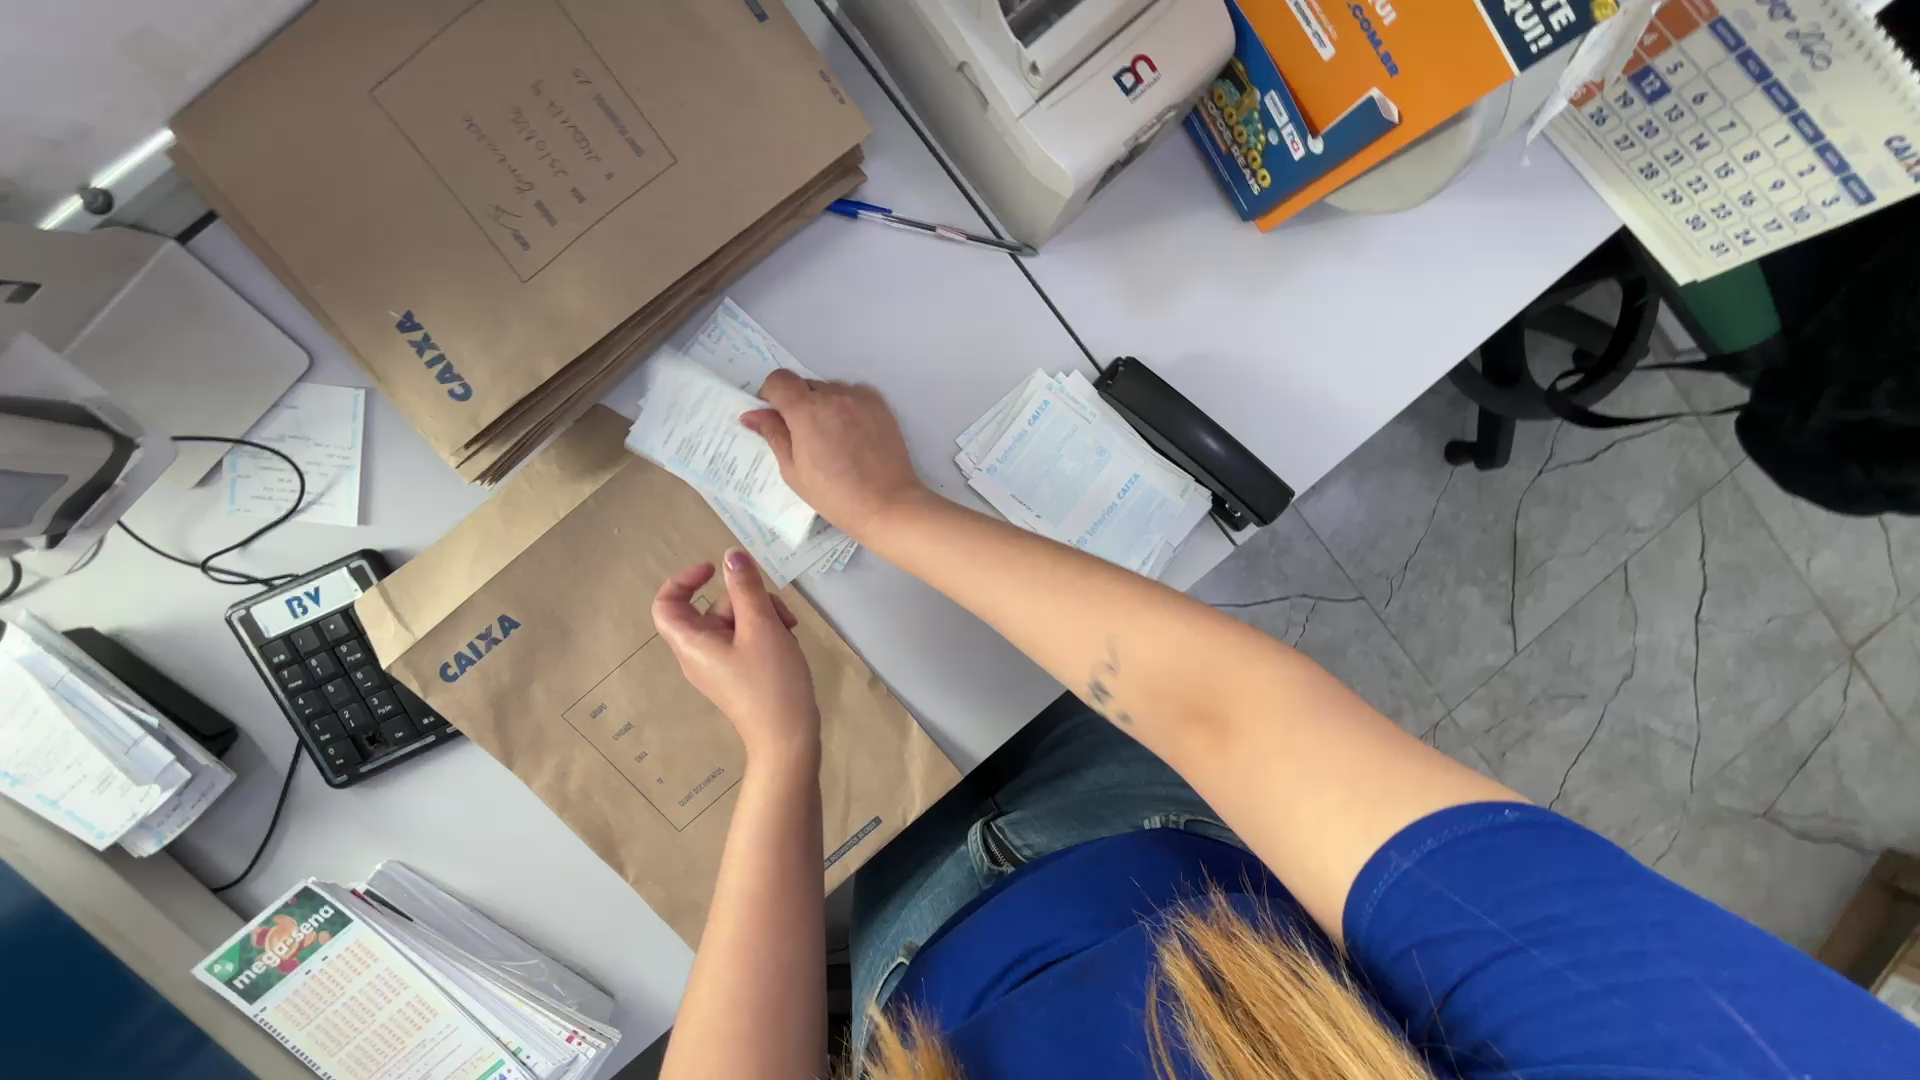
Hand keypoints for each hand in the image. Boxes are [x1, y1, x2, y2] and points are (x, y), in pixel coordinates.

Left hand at [653, 550, 819, 761]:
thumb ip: (746, 587)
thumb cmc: (770, 680)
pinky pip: (747, 639)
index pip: (666, 604)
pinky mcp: (740, 672)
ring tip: (789, 629)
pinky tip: (789, 640)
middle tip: (777, 610)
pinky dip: (767, 632)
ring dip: (764, 615)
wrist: (788, 736)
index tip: (713, 569)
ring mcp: (720, 664)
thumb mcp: (761, 625)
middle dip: (747, 599)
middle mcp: (699, 652)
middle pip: (713, 608)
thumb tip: (731, 556)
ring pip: (736, 621)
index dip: (683, 580)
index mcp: (692, 642)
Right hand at [742, 370, 929, 538]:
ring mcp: (860, 398)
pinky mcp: (880, 405)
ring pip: (830, 389)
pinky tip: (850, 433)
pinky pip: (854, 394)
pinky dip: (846, 406)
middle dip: (797, 403)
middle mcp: (834, 396)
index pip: (779, 380)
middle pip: (805, 384)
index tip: (774, 417)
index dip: (771, 395)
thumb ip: (773, 435)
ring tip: (831, 439)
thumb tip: (752, 415)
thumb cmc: (835, 495)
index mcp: (807, 411)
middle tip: (803, 437)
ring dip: (823, 404)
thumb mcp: (794, 471)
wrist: (886, 504)